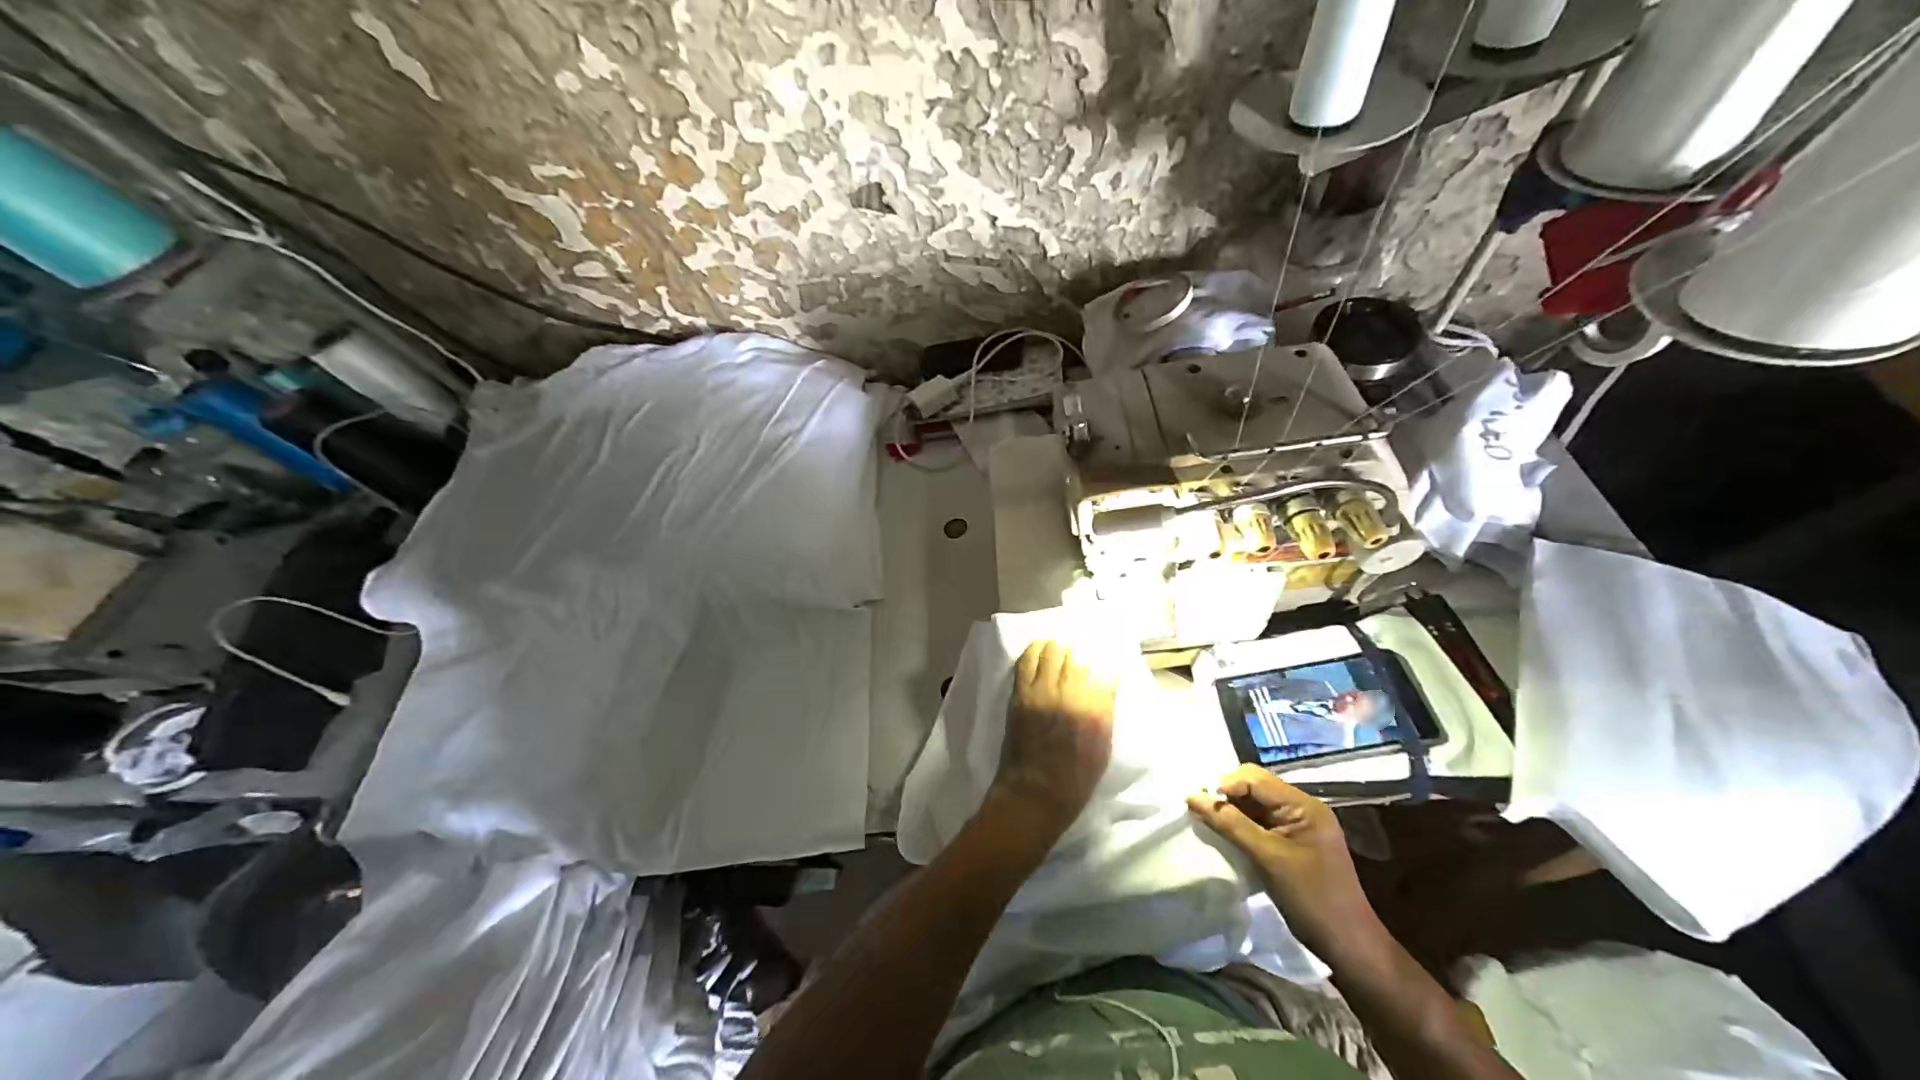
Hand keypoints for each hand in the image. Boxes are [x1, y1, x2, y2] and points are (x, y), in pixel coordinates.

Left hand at [987, 640, 1116, 838]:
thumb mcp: (1103, 747)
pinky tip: (1038, 649)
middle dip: (1077, 652)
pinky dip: (1033, 651)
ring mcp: (1043, 692)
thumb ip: (1105, 711)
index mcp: (1097, 710)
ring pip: (1051, 653)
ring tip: (1057, 648)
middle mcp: (1071, 695)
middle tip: (1076, 652)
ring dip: (1055, 647)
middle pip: (1075, 657)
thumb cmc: (1076, 779)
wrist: (1035, 793)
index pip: (1102, 672)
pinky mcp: (1021, 694)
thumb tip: (1105, 682)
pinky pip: (1026, 662)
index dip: (1100, 664)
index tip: (1098, 661)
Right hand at [1187, 766, 1387, 965]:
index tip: (1197, 802)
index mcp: (1303, 805)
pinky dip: (1239, 826)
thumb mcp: (1268, 857)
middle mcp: (1301, 808)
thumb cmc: (1312, 898)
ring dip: (1230, 811)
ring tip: (1206, 822)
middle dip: (1225, 796)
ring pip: (1253, 805)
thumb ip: (1231, 824)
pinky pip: (1258, 823)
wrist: (1347, 945)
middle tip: (1199, 811)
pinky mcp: (1290, 844)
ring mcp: (1297, 826)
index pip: (1255, 778)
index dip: (1224, 785)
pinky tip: (1223, 836)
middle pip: (1253, 787)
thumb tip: (1193, 796)